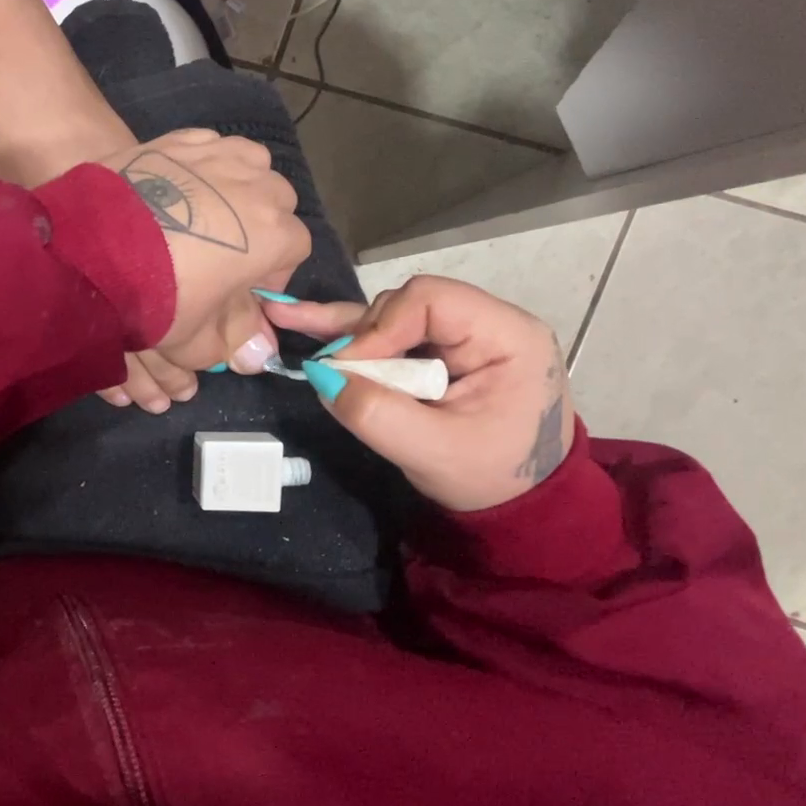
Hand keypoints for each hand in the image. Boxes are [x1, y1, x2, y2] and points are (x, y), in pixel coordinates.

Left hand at [93, 130, 310, 411]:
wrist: (90, 248)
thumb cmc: (154, 297)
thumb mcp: (193, 336)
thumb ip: (232, 344)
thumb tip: (257, 357)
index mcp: (275, 234)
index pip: (294, 251)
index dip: (270, 273)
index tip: (242, 290)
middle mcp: (259, 185)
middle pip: (276, 204)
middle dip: (258, 227)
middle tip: (220, 255)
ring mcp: (218, 154)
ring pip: (247, 166)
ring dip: (236, 189)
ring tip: (202, 216)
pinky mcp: (178, 138)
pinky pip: (206, 147)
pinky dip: (199, 166)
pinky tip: (175, 187)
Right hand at [262, 276, 574, 511]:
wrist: (519, 505)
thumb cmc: (490, 476)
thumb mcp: (433, 452)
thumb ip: (377, 414)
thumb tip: (320, 375)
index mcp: (506, 336)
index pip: (430, 300)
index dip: (381, 328)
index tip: (349, 368)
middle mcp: (482, 323)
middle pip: (403, 305)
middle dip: (362, 336)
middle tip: (334, 373)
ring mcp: (454, 337)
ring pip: (385, 317)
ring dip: (343, 334)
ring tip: (286, 322)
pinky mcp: (429, 353)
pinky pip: (382, 335)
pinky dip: (342, 335)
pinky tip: (293, 317)